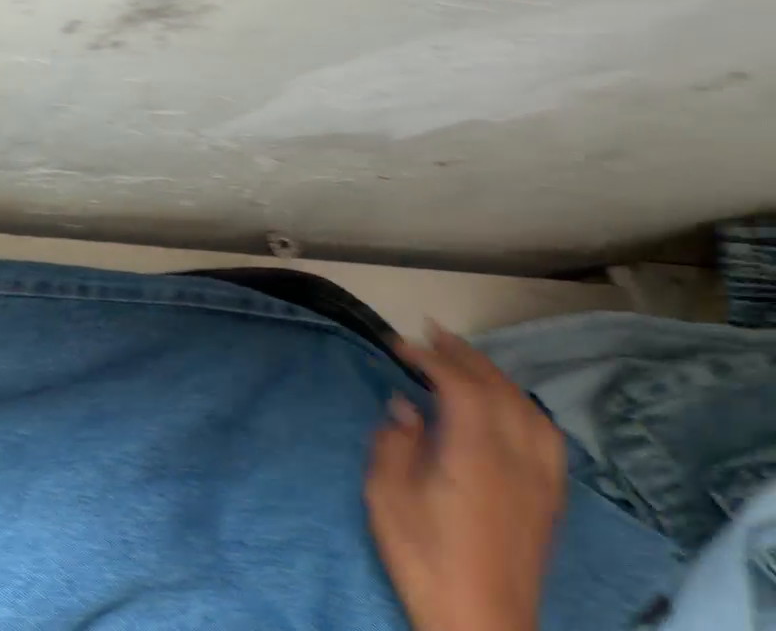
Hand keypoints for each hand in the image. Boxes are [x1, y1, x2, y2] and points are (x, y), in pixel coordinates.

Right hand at [365, 322, 566, 630]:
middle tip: (431, 333)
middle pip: (500, 391)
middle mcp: (517, 459)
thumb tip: (406, 408)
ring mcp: (540, 480)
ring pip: (529, 411)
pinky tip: (507, 408)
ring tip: (467, 361)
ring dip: (497, 377)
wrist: (480, 619)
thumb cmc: (422, 554)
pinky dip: (523, 408)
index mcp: (475, 455)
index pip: (461, 387)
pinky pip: (547, 437)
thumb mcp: (387, 495)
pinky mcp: (549, 499)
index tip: (397, 343)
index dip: (430, 357)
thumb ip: (395, 443)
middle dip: (465, 356)